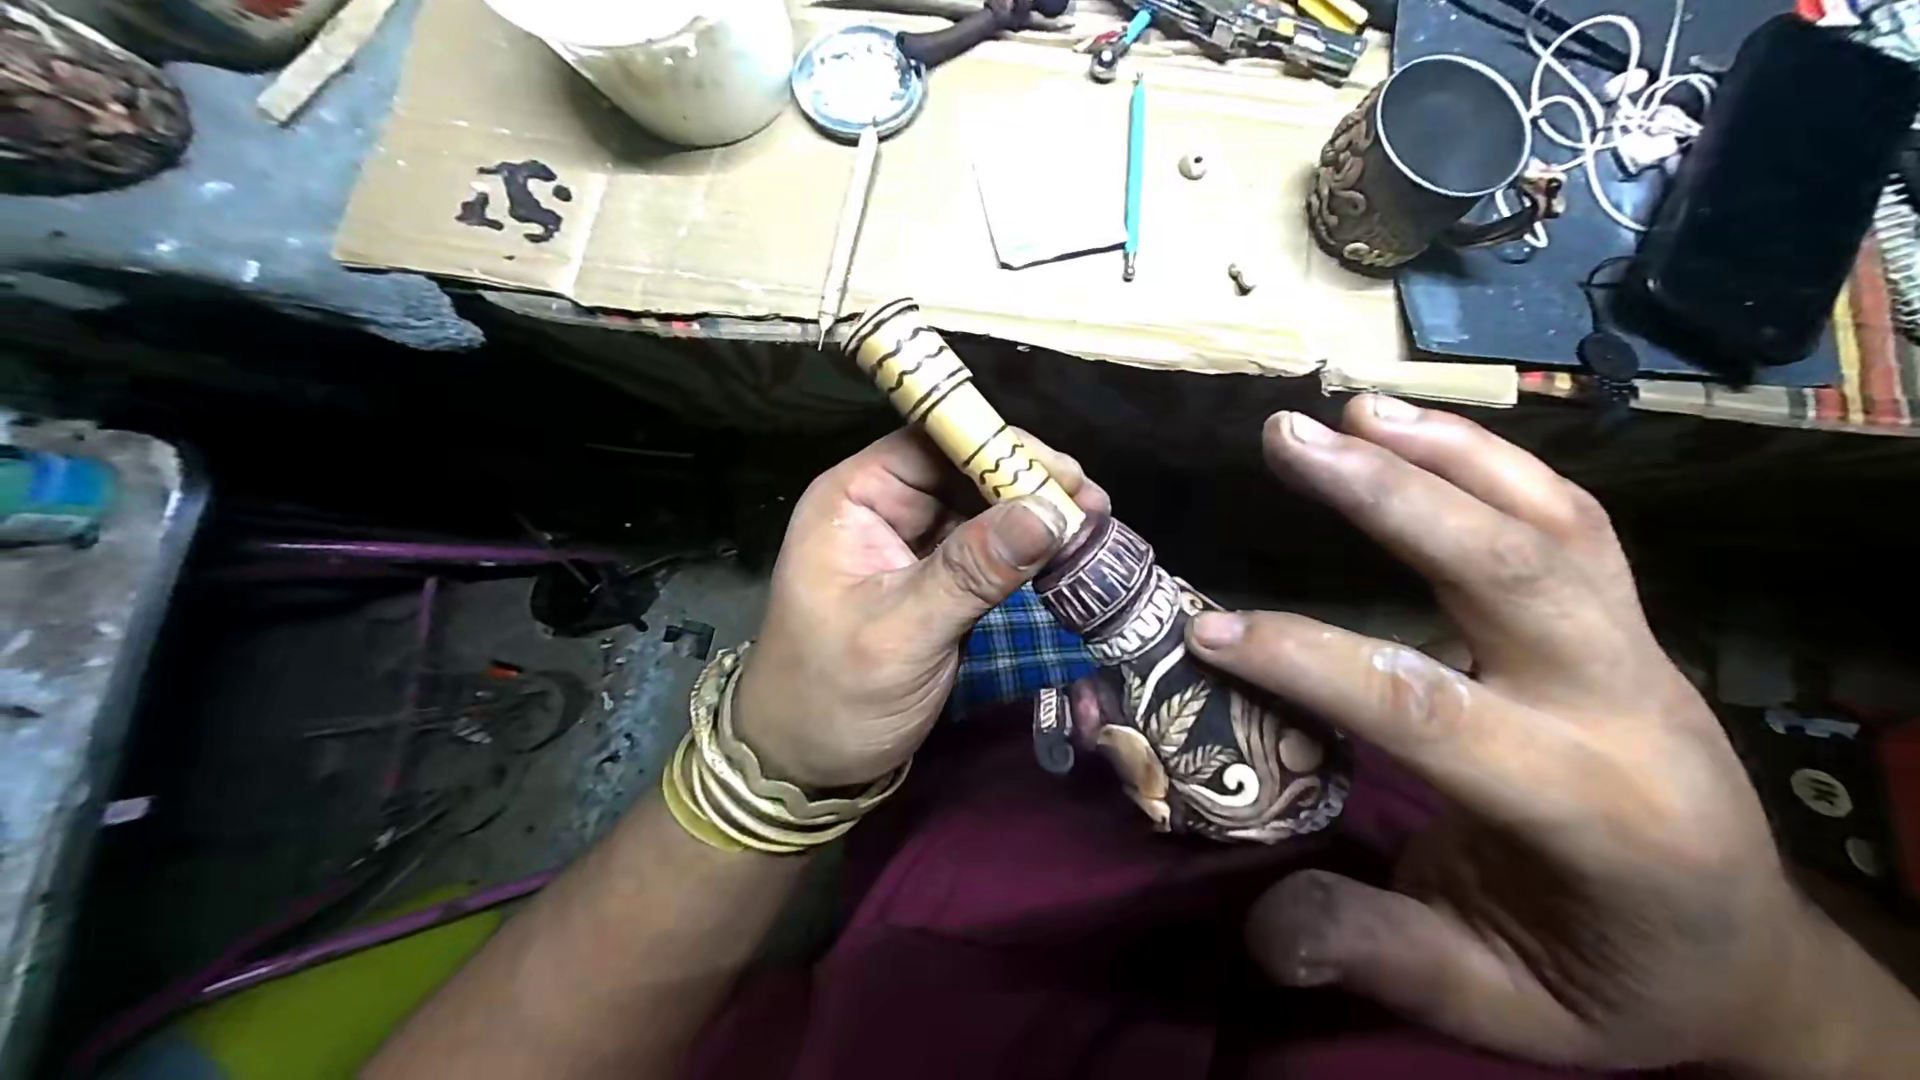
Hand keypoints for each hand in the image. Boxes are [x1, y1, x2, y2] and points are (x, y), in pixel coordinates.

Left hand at [734, 428, 1108, 788]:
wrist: (807, 759)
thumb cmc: (833, 694)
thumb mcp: (900, 632)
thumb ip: (971, 571)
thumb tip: (1048, 512)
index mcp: (853, 500)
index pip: (929, 445)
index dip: (995, 448)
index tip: (1060, 474)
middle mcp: (882, 508)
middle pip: (962, 470)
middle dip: (1025, 481)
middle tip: (1091, 501)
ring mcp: (911, 543)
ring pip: (981, 507)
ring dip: (1033, 513)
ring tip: (1093, 522)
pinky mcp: (936, 578)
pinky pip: (987, 547)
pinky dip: (1025, 548)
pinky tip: (1064, 551)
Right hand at [1189, 396, 1919, 1075]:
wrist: (1747, 950)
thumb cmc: (1608, 976)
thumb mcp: (1494, 1003)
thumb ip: (1377, 952)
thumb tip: (1262, 927)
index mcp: (1594, 810)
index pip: (1425, 709)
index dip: (1305, 660)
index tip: (1207, 630)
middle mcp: (1626, 706)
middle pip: (1508, 570)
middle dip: (1386, 495)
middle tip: (1287, 438)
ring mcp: (1636, 650)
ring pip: (1550, 521)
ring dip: (1441, 452)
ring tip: (1351, 409)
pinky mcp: (1623, 624)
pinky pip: (1568, 518)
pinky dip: (1488, 462)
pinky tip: (1415, 431)